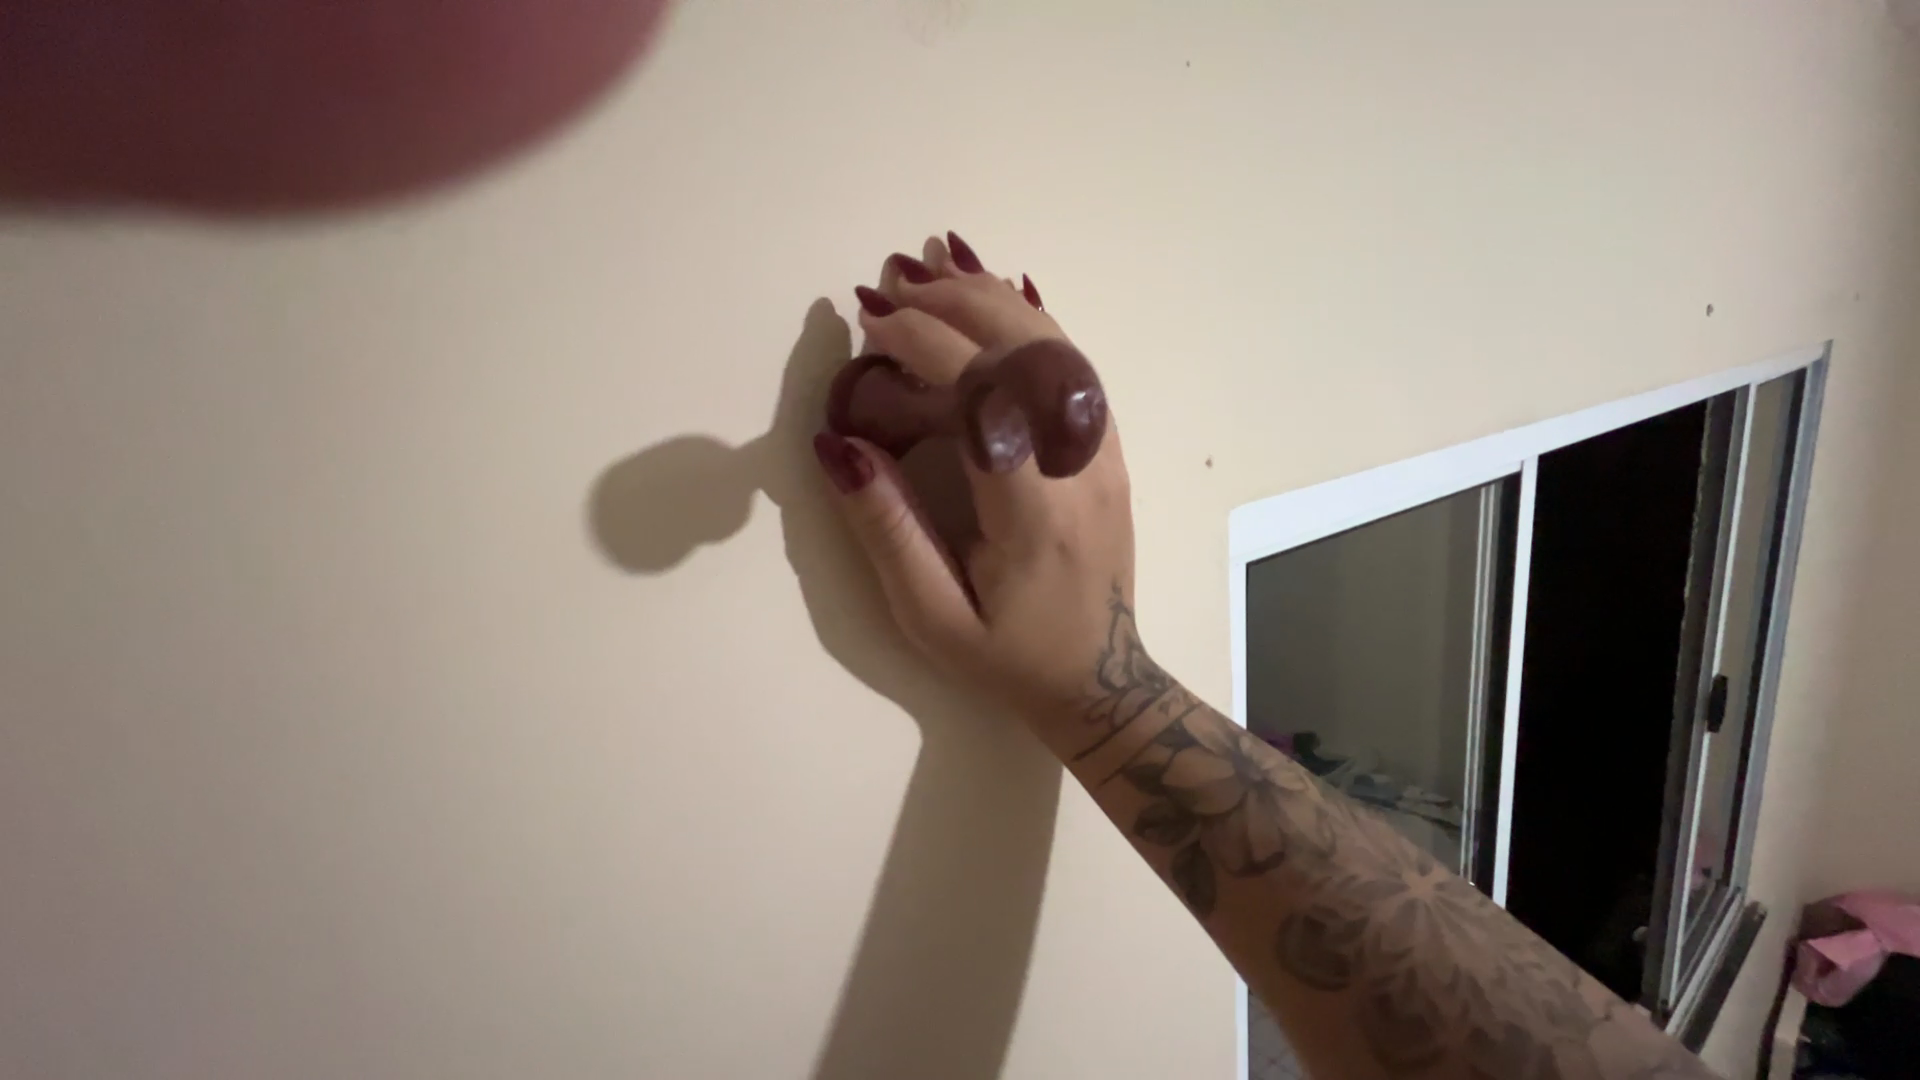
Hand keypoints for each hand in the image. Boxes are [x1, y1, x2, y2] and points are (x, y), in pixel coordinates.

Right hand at [813, 232, 1134, 747]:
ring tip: (936, 269)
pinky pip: (1075, 369)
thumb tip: (839, 446)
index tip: (871, 323)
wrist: (1098, 680)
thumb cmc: (1008, 659)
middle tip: (894, 282)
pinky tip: (1000, 295)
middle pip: (1027, 354)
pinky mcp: (1109, 453)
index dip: (926, 345)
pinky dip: (1033, 322)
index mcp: (1034, 513)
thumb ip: (887, 531)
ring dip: (994, 301)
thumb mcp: (932, 618)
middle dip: (956, 306)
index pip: (984, 396)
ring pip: (1058, 350)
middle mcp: (1082, 469)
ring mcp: (1105, 455)